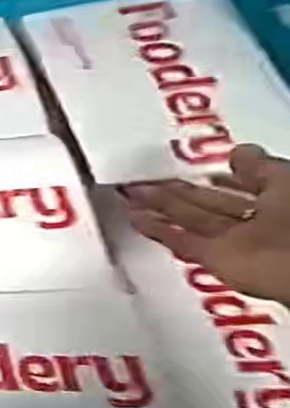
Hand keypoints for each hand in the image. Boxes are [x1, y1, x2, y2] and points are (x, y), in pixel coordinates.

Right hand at [127, 144, 289, 306]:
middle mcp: (258, 218)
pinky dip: (155, 229)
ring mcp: (233, 239)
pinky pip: (179, 240)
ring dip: (160, 207)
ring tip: (132, 193)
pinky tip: (134, 217)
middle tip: (148, 179)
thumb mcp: (287, 184)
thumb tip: (240, 151)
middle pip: (212, 202)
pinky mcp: (210, 257)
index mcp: (281, 199)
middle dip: (181, 190)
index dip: (229, 173)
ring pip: (191, 219)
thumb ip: (261, 170)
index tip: (201, 165)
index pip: (252, 182)